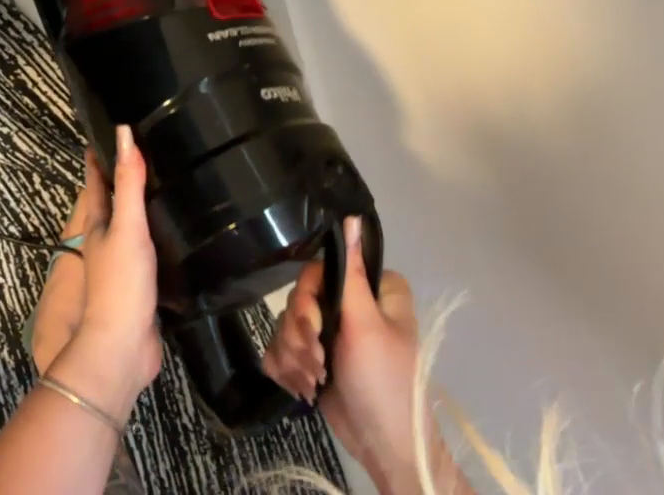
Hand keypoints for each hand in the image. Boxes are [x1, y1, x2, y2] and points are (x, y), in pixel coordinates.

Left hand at [45, 125, 161, 418]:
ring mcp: (124, 264)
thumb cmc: (120, 282)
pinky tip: (181, 234)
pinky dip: (162, 239)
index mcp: (97, 224)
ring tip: (169, 187)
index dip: (100, 156)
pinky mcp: (143, 285)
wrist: (125, 346)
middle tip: (148, 154)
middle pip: (114, 203)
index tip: (110, 129)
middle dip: (124, 180)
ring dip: (144, 209)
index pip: (96, 181)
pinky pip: (152, 252)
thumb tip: (124, 133)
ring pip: (133, 227)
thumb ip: (128, 183)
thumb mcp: (127, 226)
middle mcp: (107, 240)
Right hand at [263, 217, 423, 483]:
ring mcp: (330, 334)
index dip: (310, 294)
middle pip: (298, 299)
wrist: (382, 447)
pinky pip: (279, 348)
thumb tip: (351, 216)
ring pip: (285, 325)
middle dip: (300, 334)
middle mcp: (350, 306)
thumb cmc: (384, 383)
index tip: (318, 319)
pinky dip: (287, 368)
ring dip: (294, 356)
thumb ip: (350, 273)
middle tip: (318, 358)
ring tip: (313, 381)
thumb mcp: (365, 325)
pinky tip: (302, 386)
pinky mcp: (313, 358)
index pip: (321, 269)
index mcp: (371, 292)